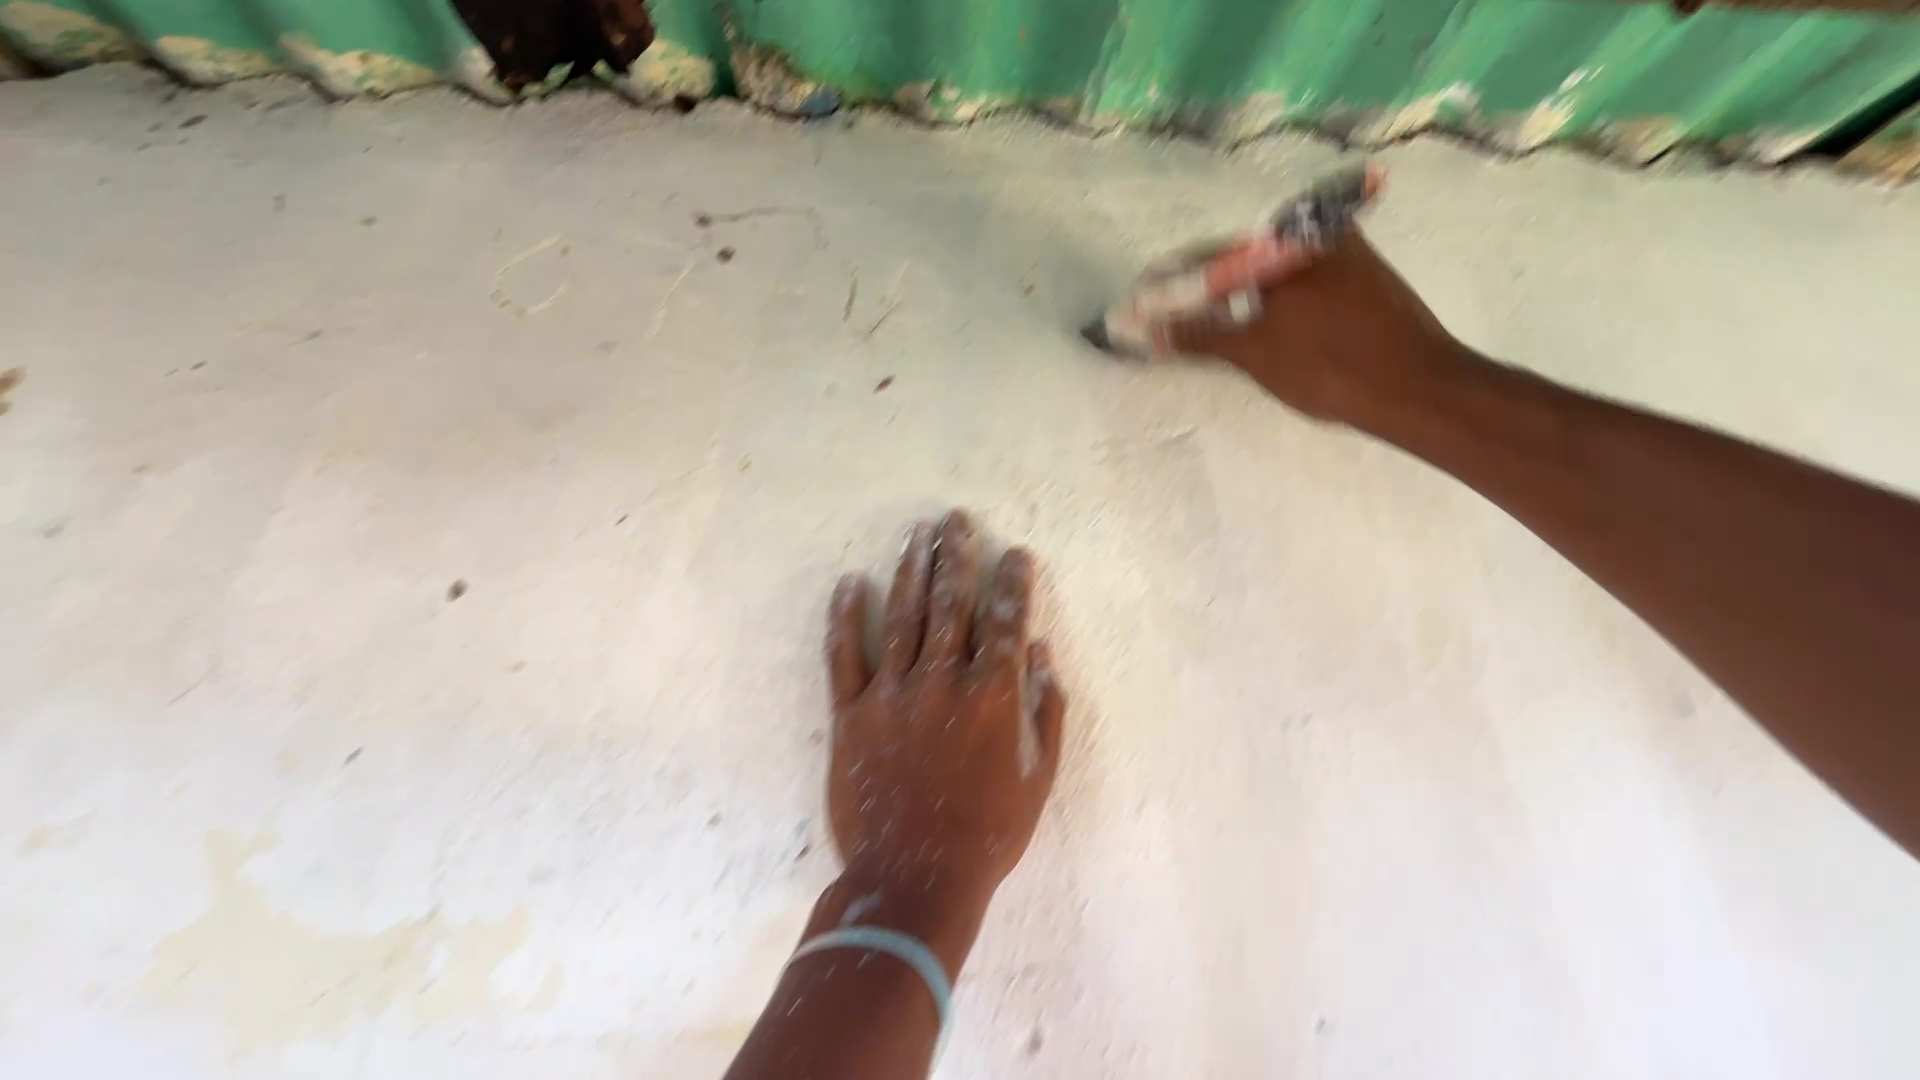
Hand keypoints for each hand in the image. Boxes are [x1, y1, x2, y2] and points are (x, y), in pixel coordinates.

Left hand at [824, 511, 1065, 905]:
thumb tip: (1041, 653)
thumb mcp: (1037, 780)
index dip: (1012, 582)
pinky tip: (848, 583)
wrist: (913, 878)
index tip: (1014, 552)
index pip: (1004, 621)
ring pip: (903, 616)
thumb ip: (1044, 714)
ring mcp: (892, 694)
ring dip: (911, 570)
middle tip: (955, 520)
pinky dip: (844, 618)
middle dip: (956, 556)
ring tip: (918, 534)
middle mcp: (942, 681)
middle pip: (950, 603)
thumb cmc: (987, 834)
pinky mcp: (850, 713)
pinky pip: (843, 656)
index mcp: (991, 696)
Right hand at [1171, 230, 1469, 426]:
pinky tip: (1255, 321)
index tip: (1143, 301)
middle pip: (1242, 259)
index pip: (1211, 256)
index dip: (1173, 283)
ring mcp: (1345, 253)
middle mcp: (1317, 233)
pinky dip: (1270, 300)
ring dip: (1236, 294)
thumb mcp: (1255, 353)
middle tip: (1170, 314)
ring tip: (1205, 322)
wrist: (1419, 388)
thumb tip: (1151, 331)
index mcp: (1288, 241)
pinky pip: (1299, 281)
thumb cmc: (1330, 366)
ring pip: (1272, 271)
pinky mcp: (1363, 277)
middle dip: (1202, 287)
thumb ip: (1200, 337)